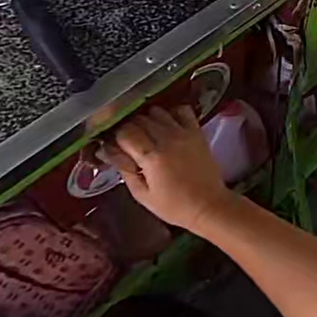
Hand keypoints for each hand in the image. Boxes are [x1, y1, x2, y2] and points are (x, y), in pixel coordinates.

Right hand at [102, 106, 235, 233]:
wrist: (208, 206)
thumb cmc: (173, 206)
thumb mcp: (142, 194)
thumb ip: (124, 169)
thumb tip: (107, 149)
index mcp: (151, 157)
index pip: (124, 132)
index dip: (116, 138)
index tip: (116, 147)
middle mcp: (166, 138)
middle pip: (138, 119)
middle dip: (129, 129)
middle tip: (130, 144)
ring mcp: (183, 132)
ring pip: (156, 111)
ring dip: (147, 120)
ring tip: (148, 136)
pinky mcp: (196, 131)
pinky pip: (180, 110)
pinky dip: (171, 114)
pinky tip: (168, 127)